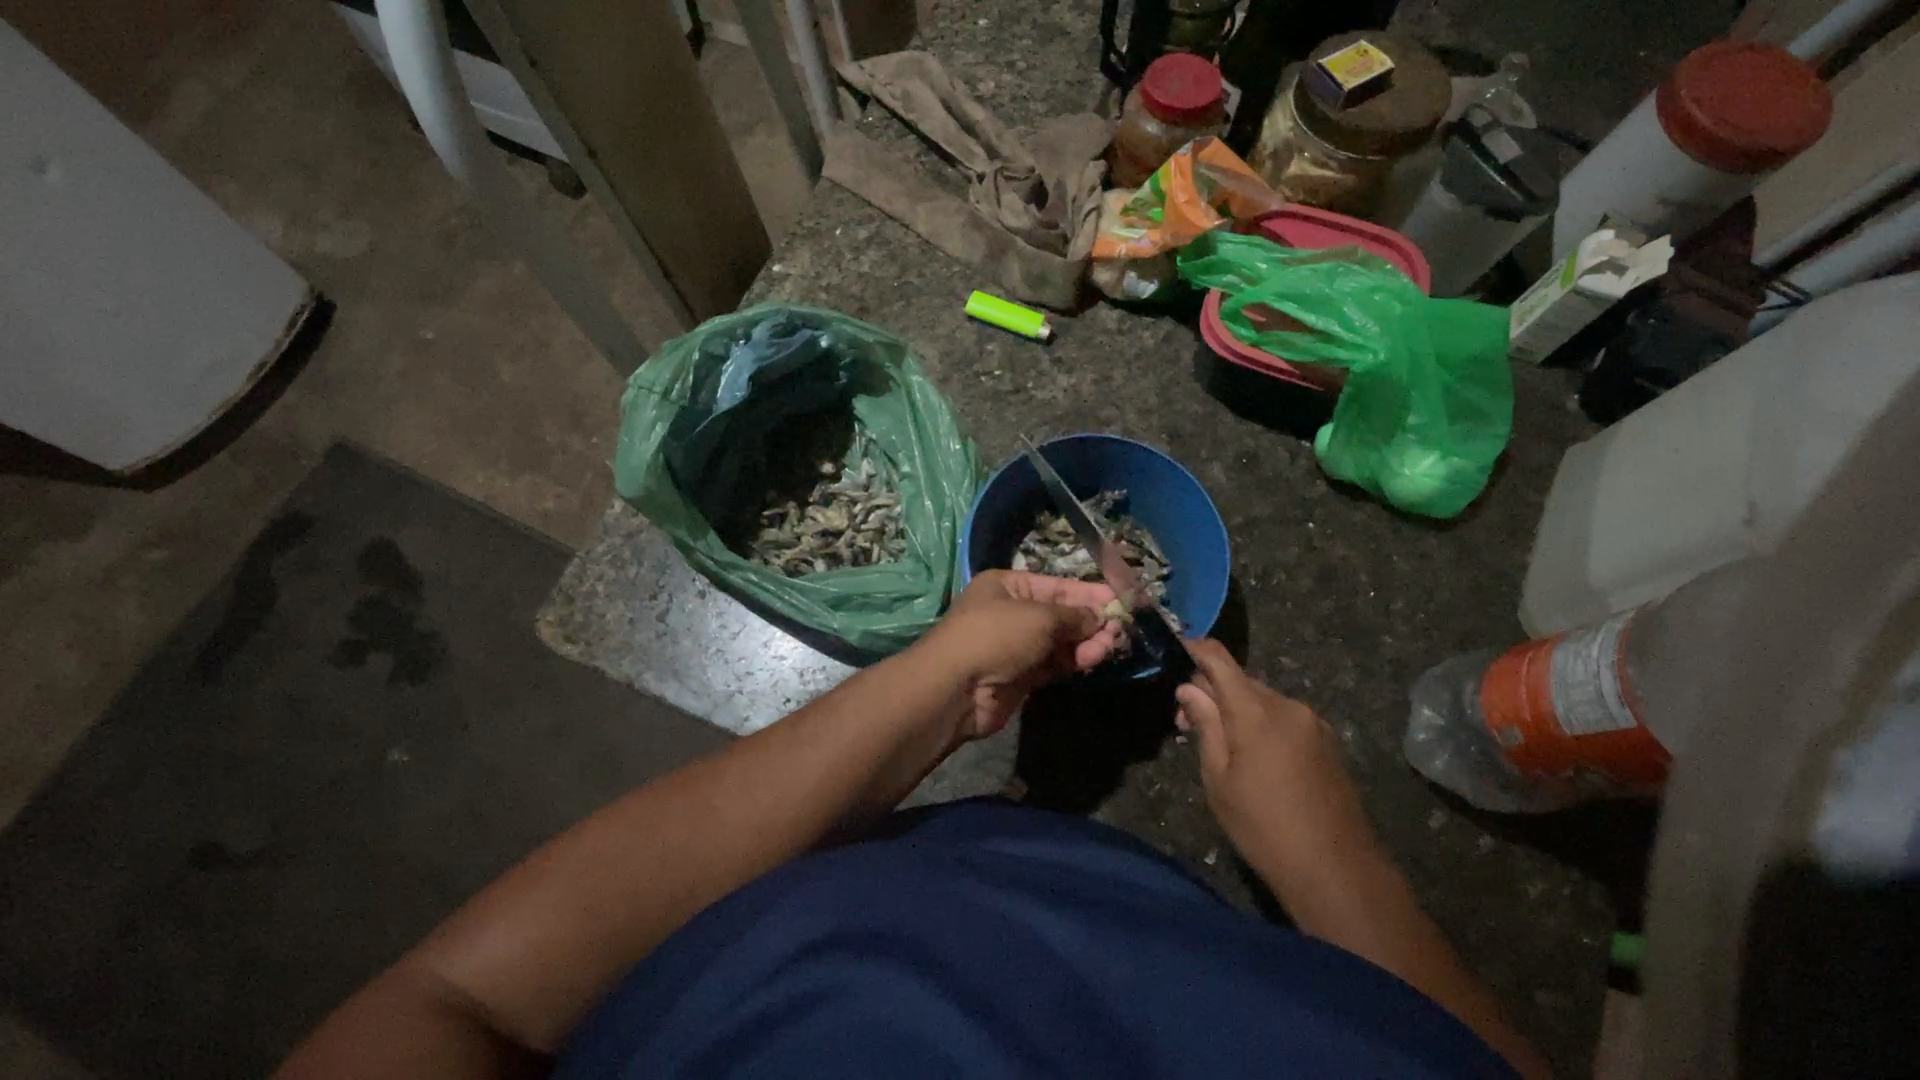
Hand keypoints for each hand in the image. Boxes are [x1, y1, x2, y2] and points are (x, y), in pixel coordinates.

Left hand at [915, 570, 1123, 739]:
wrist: (956, 688)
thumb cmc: (996, 636)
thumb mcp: (1040, 616)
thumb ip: (1073, 616)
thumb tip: (1099, 618)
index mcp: (1007, 585)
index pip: (1056, 586)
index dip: (1088, 593)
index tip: (1120, 600)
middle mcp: (1011, 612)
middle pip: (1060, 614)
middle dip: (1090, 620)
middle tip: (1122, 627)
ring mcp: (1015, 646)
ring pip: (1060, 641)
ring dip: (1086, 642)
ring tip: (1113, 644)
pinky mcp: (1021, 675)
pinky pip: (1054, 663)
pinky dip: (1074, 660)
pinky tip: (1096, 658)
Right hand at [1175, 640, 1376, 878]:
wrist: (1336, 868)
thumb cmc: (1263, 827)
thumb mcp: (1219, 779)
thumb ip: (1205, 726)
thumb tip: (1189, 689)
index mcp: (1256, 711)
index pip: (1219, 660)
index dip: (1195, 650)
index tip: (1175, 651)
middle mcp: (1288, 706)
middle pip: (1242, 681)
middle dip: (1212, 692)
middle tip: (1187, 723)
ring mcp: (1313, 723)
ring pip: (1264, 701)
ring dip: (1239, 710)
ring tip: (1221, 747)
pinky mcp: (1328, 742)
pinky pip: (1285, 719)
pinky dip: (1263, 725)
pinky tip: (1256, 759)